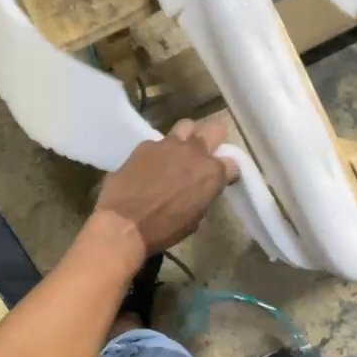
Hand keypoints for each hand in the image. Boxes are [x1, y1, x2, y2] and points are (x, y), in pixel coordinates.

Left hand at [93, 118, 238, 260]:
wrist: (124, 225)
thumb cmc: (163, 230)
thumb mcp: (193, 220)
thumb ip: (202, 198)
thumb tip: (198, 194)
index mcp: (211, 174)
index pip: (232, 164)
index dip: (227, 172)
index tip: (221, 180)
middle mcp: (194, 152)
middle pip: (215, 130)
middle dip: (214, 139)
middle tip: (205, 153)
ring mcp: (168, 145)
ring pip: (186, 126)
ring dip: (187, 137)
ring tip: (178, 152)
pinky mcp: (145, 145)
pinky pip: (157, 143)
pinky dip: (158, 153)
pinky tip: (149, 166)